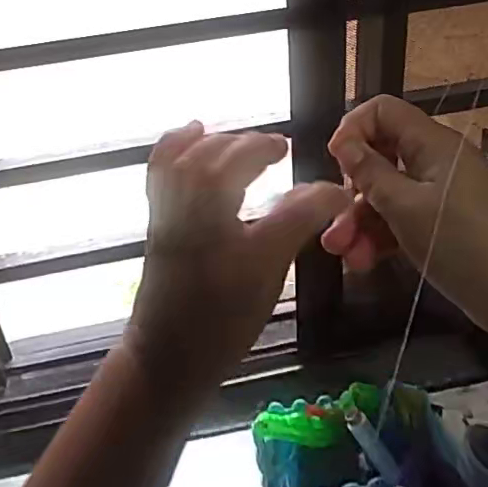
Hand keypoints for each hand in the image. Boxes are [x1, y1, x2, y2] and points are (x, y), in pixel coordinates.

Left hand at [127, 122, 351, 388]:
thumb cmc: (222, 320)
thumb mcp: (268, 273)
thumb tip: (331, 193)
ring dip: (223, 141)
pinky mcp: (156, 214)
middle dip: (256, 146)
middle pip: (227, 156)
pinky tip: (195, 131)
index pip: (273, 187)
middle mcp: (190, 203)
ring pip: (194, 154)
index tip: (330, 186)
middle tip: (280, 149)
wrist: (167, 355)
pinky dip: (177, 141)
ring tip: (247, 143)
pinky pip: (161, 165)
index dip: (311, 188)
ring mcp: (169, 207)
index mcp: (222, 217)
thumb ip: (297, 224)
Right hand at [319, 95, 487, 331]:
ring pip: (389, 193)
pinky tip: (364, 262)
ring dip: (362, 221)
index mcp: (432, 143)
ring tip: (344, 255)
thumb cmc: (466, 245)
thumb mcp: (405, 208)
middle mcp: (437, 161)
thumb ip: (369, 172)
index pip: (382, 110)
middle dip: (351, 189)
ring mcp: (442, 194)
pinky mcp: (447, 224)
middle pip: (381, 156)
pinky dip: (384, 235)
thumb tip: (342, 142)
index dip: (352, 129)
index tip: (334, 163)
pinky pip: (406, 217)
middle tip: (333, 223)